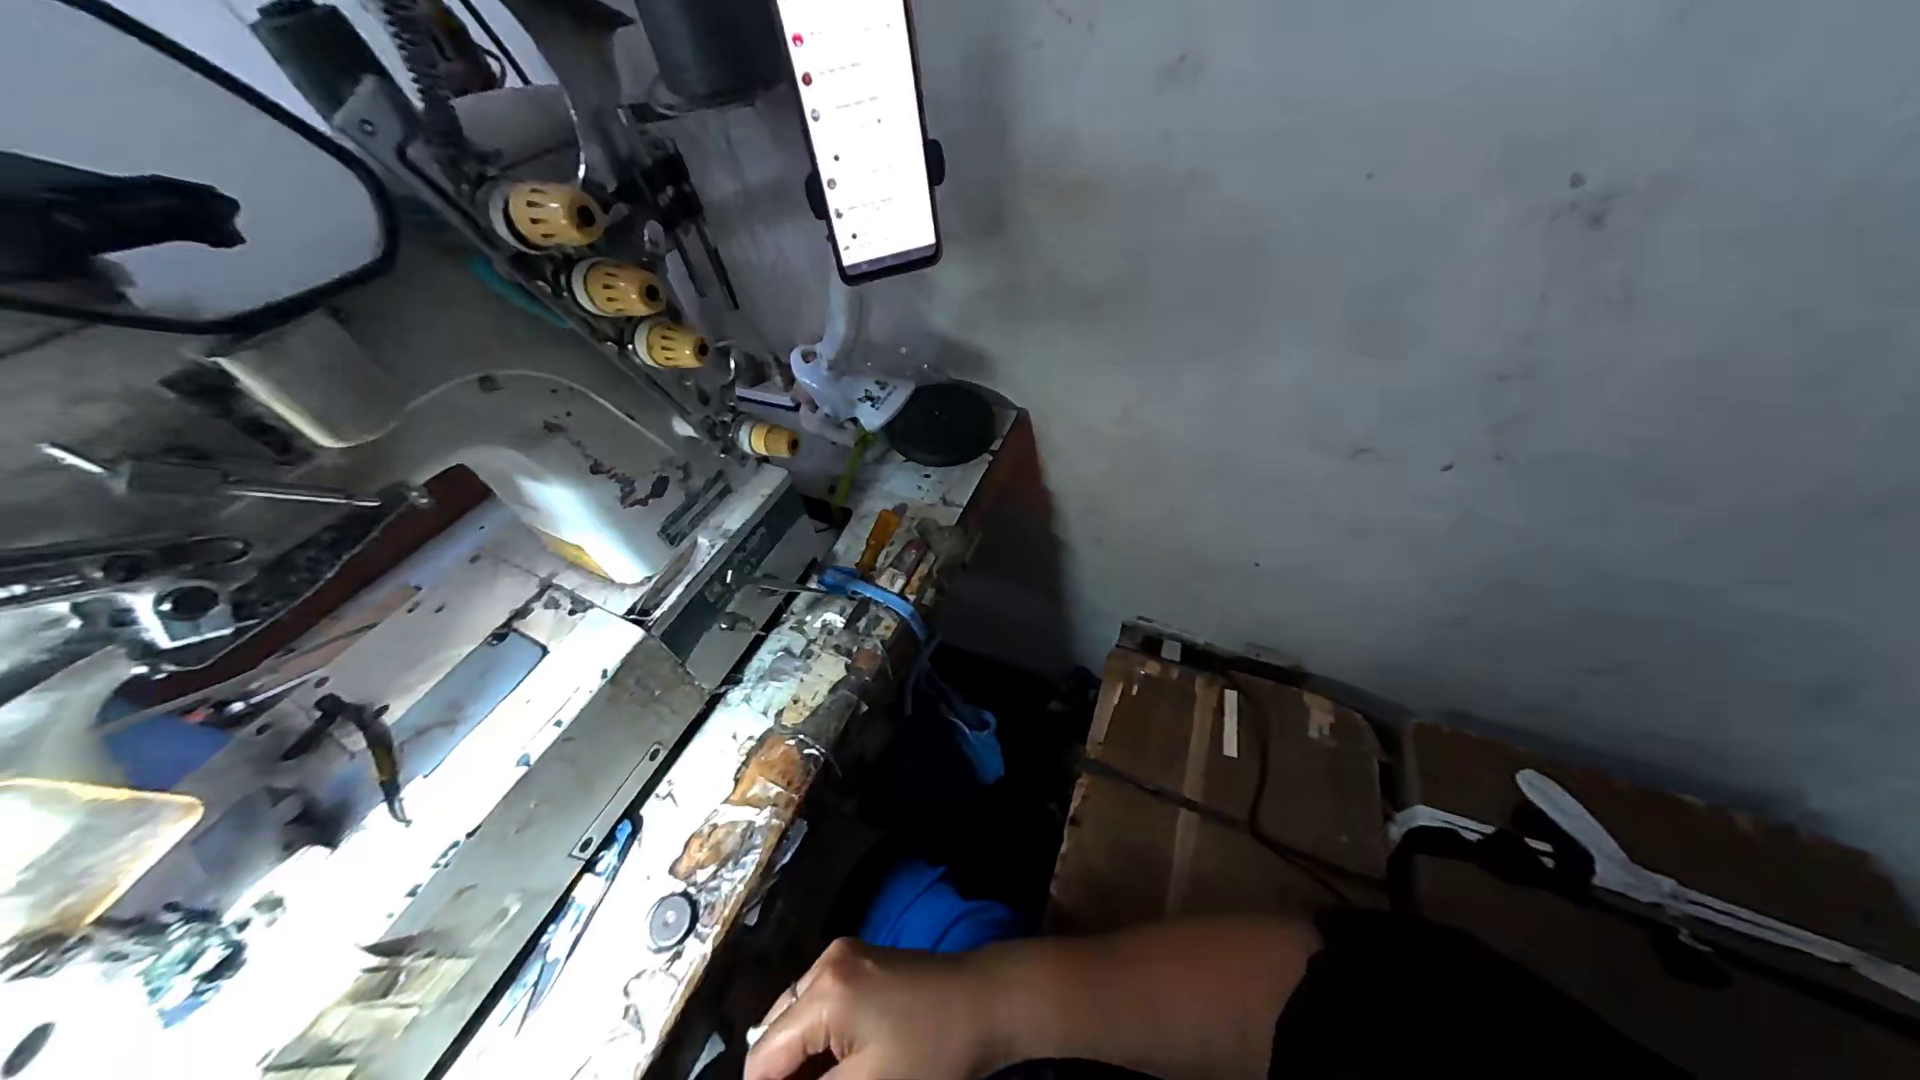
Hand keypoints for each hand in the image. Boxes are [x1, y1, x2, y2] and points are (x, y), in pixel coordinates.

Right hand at [745, 938, 1005, 1079]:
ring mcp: (842, 954)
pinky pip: (817, 1001)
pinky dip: (818, 1035)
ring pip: (794, 1017)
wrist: (985, 1001)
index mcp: (825, 990)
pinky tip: (838, 1062)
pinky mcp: (858, 958)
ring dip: (799, 1057)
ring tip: (830, 1079)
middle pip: (775, 1032)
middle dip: (783, 1074)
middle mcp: (825, 962)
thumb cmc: (933, 1050)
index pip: (761, 1057)